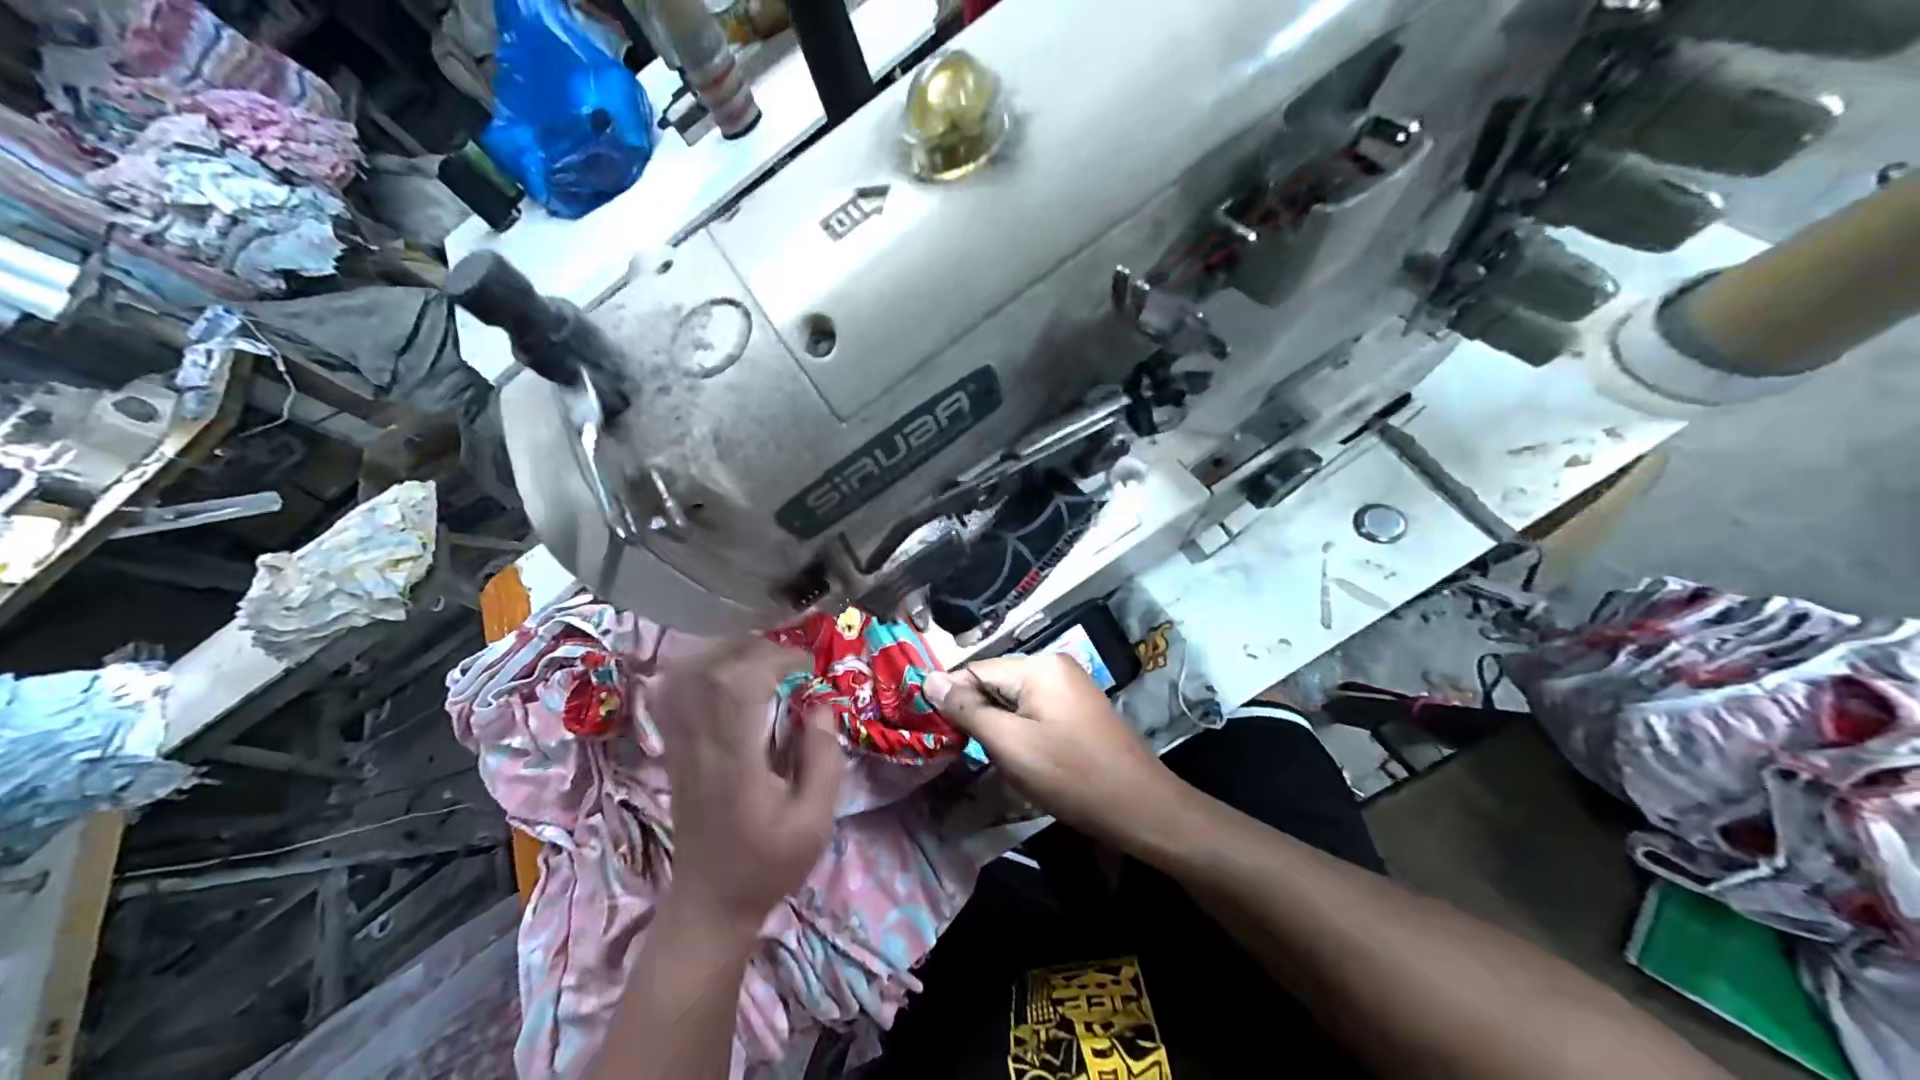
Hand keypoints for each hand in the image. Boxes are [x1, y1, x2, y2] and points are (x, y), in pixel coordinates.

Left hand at [649, 639, 845, 928]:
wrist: (709, 901)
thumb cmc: (768, 863)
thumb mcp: (815, 820)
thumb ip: (823, 758)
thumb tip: (823, 705)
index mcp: (735, 760)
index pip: (740, 686)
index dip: (775, 659)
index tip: (807, 666)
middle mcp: (700, 744)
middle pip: (712, 670)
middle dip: (756, 650)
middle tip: (791, 661)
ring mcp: (679, 744)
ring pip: (689, 674)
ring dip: (730, 654)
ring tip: (765, 662)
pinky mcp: (673, 747)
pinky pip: (675, 691)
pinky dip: (702, 669)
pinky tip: (728, 674)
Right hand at [924, 654, 1182, 846]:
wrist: (1140, 808)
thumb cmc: (1072, 776)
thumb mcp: (1010, 744)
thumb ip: (967, 710)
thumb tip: (928, 678)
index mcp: (1039, 666)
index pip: (975, 670)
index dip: (950, 699)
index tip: (931, 730)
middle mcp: (1054, 667)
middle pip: (994, 683)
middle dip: (974, 715)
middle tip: (959, 750)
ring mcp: (1070, 688)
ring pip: (1012, 700)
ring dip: (995, 727)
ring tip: (987, 758)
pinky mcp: (1077, 711)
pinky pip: (1033, 712)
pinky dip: (1018, 732)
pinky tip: (1018, 759)